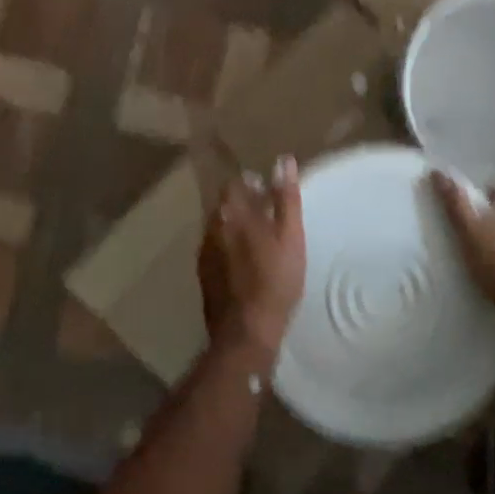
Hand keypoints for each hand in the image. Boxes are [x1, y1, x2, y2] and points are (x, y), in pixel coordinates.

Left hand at [199, 157, 305, 363]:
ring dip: (235, 228)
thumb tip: (282, 160)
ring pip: (219, 229)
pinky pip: (216, 251)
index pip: (234, 184)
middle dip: (243, 205)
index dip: (250, 184)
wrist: (246, 332)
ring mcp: (204, 253)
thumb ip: (285, 198)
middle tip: (265, 214)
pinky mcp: (203, 276)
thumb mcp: (290, 237)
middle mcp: (212, 228)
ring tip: (257, 240)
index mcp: (232, 213)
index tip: (265, 189)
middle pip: (225, 206)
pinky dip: (229, 250)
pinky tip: (244, 264)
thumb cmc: (275, 281)